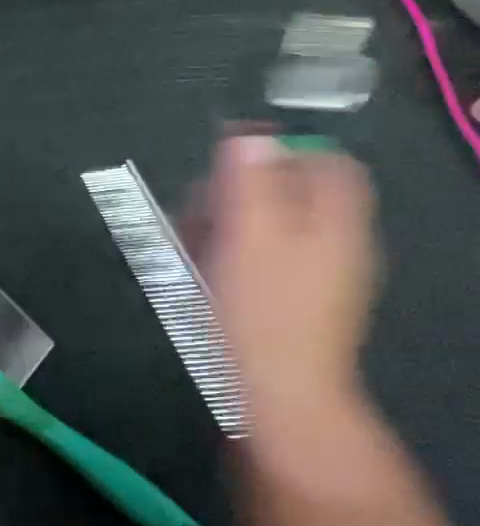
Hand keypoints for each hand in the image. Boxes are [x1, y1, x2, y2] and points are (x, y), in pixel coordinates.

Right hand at [206, 136, 377, 422]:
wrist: (273, 388)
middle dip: (235, 188)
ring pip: (265, 220)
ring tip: (191, 238)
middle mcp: (332, 242)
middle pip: (287, 190)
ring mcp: (312, 270)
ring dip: (222, 218)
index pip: (328, 164)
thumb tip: (248, 137)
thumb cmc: (260, 309)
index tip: (232, 155)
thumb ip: (249, 184)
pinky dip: (227, 246)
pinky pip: (258, 249)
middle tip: (199, 206)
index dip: (283, 150)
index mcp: (333, 224)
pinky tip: (200, 261)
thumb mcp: (249, 237)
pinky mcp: (287, 292)